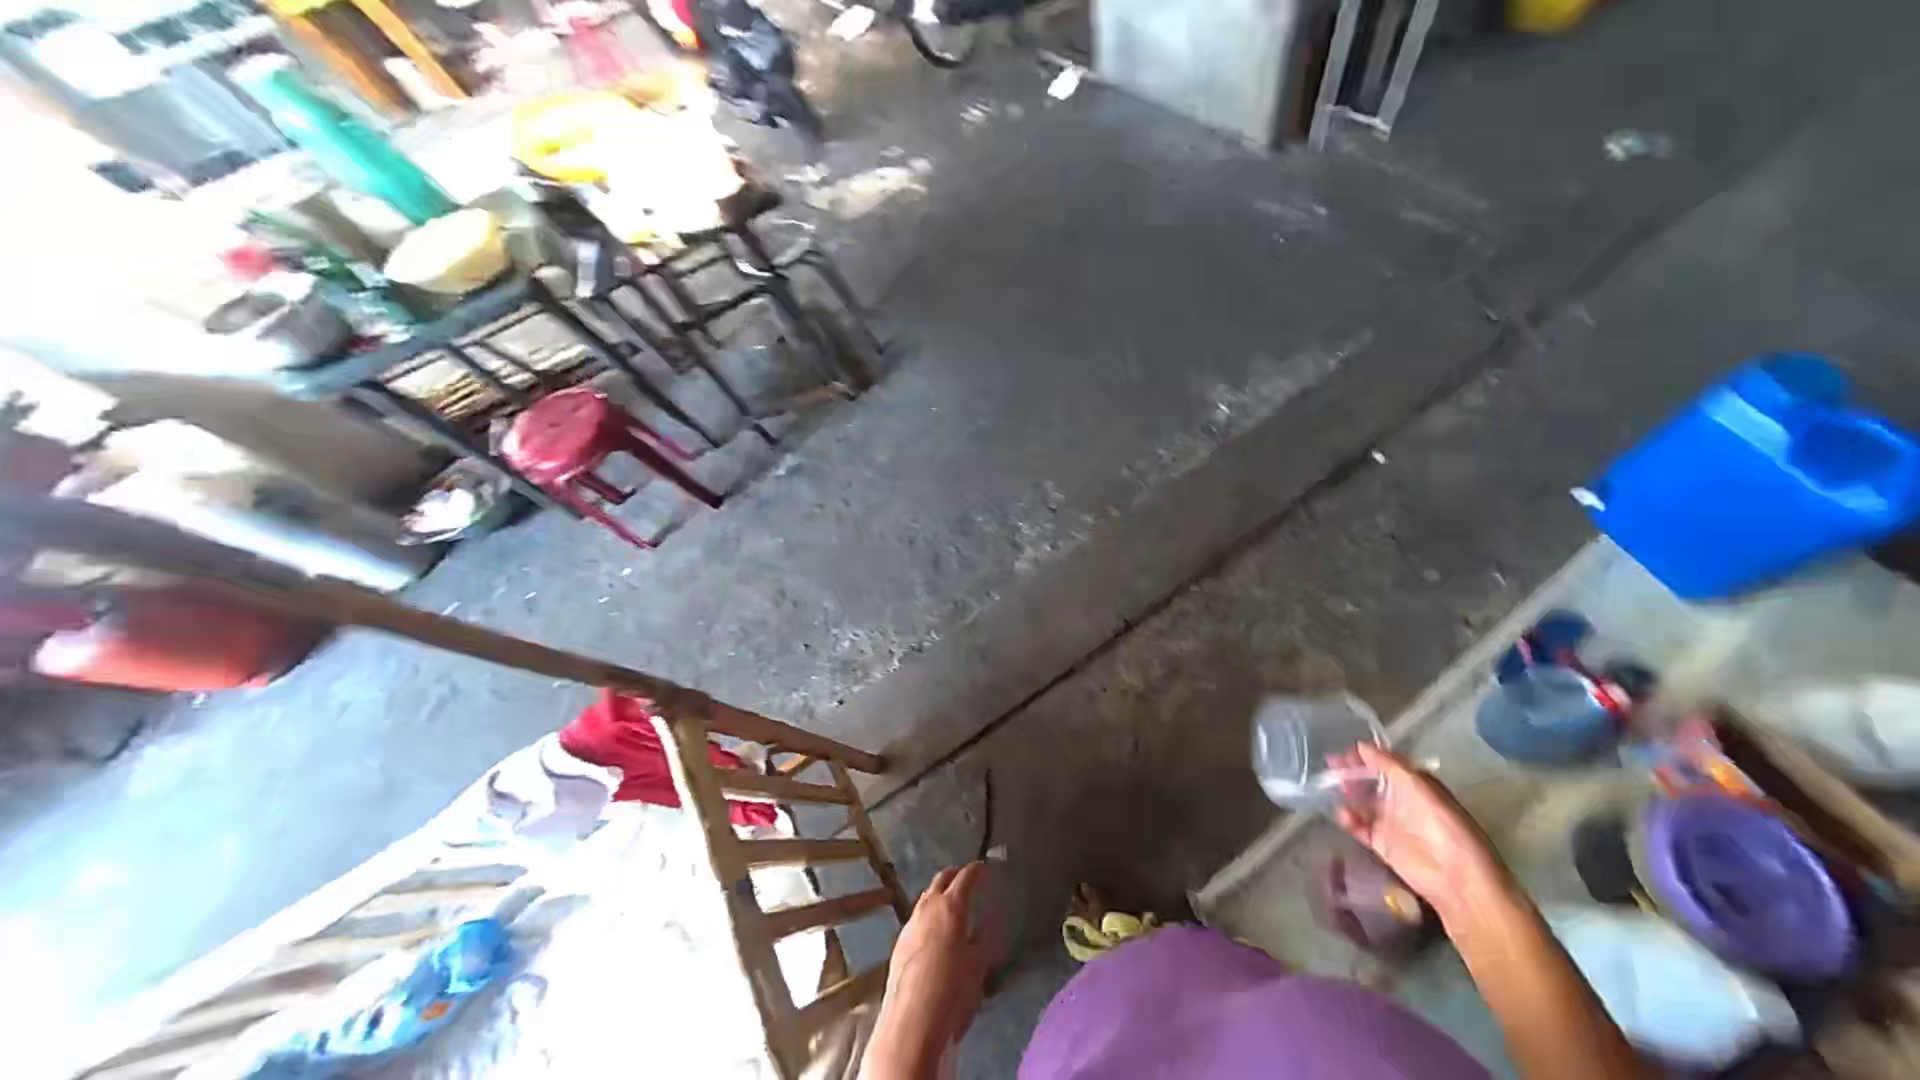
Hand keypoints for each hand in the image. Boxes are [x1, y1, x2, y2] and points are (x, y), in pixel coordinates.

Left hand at [865, 863, 993, 1078]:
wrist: (911, 1020)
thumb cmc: (953, 990)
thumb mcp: (979, 964)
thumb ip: (986, 937)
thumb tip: (991, 918)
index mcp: (952, 906)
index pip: (966, 877)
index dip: (978, 870)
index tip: (986, 869)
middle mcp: (928, 907)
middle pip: (942, 879)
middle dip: (956, 874)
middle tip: (968, 878)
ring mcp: (910, 923)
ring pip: (927, 897)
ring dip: (940, 893)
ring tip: (952, 904)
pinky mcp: (899, 942)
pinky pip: (918, 917)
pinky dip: (929, 914)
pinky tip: (934, 931)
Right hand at [1334, 743, 1513, 922]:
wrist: (1455, 877)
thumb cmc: (1441, 826)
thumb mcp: (1418, 787)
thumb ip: (1388, 765)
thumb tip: (1361, 746)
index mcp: (1416, 784)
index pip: (1385, 764)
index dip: (1365, 757)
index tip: (1345, 752)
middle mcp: (1402, 800)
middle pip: (1370, 781)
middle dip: (1350, 773)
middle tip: (1330, 767)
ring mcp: (1391, 821)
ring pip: (1361, 802)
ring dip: (1347, 794)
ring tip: (1329, 788)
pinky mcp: (1381, 842)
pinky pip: (1358, 826)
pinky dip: (1348, 819)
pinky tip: (1342, 815)